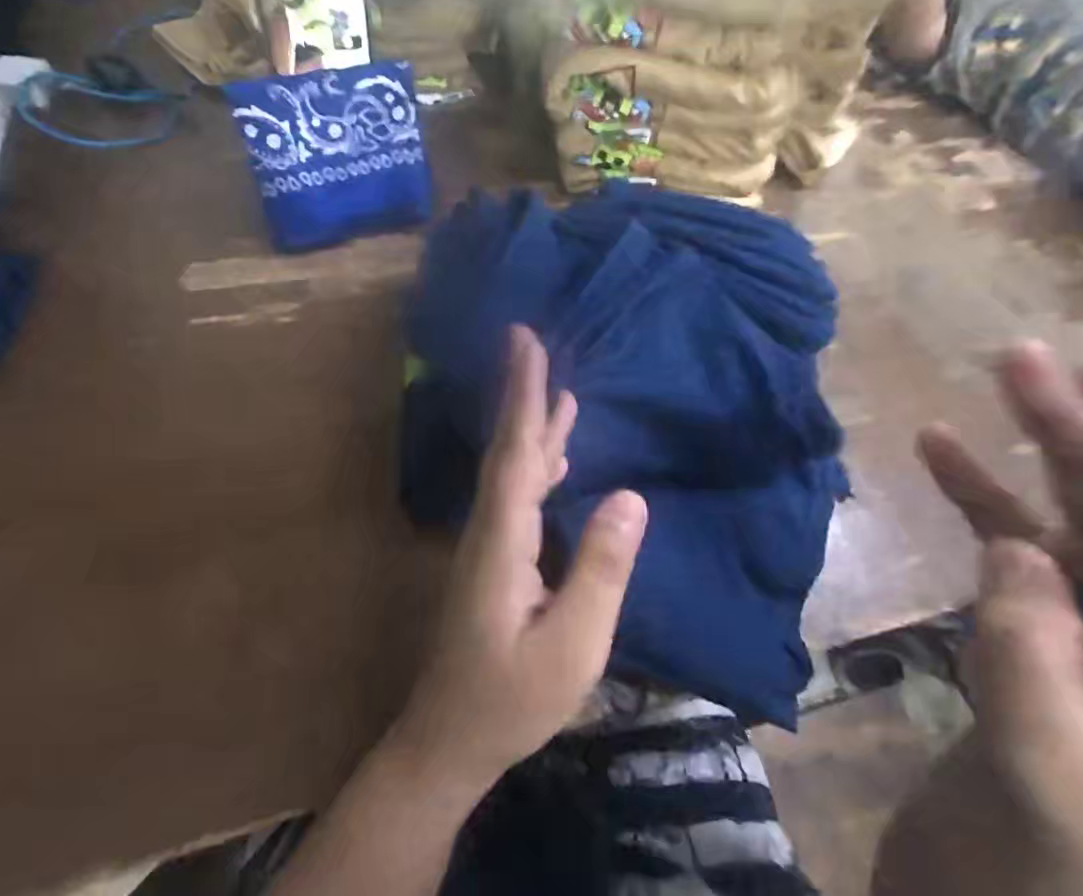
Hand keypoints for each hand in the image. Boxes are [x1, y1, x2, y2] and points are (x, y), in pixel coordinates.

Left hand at [389, 326, 648, 788]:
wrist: (451, 738)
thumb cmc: (513, 698)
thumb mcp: (572, 643)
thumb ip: (601, 568)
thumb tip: (631, 496)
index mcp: (503, 540)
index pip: (518, 452)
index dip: (525, 396)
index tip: (525, 343)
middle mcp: (488, 529)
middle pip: (509, 449)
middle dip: (522, 394)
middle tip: (531, 343)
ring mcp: (488, 545)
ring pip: (511, 470)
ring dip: (531, 426)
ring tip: (557, 390)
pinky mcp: (495, 560)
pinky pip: (518, 494)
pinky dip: (537, 463)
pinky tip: (554, 459)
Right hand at [900, 343, 1082, 893]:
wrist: (1024, 822)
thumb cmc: (1072, 810)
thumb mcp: (1059, 757)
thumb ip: (1038, 656)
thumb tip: (1017, 549)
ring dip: (1059, 420)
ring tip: (1015, 359)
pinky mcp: (1051, 573)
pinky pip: (1018, 514)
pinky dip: (978, 480)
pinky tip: (931, 441)